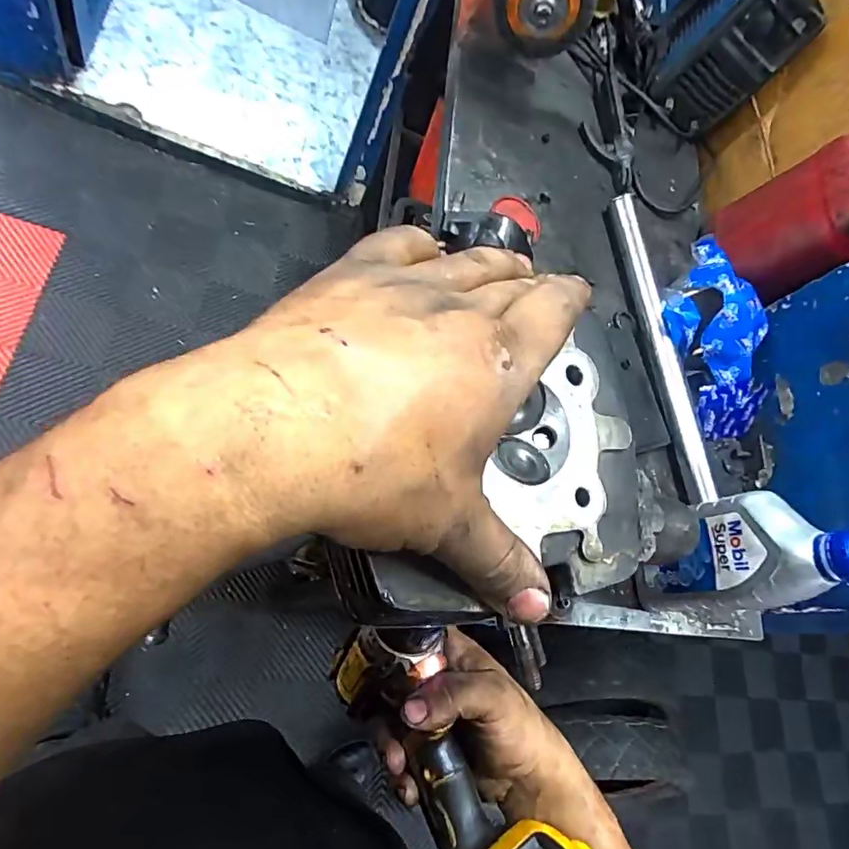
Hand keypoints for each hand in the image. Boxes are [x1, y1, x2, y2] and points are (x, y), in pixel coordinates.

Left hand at [131, 226, 589, 620]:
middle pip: (511, 279)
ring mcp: (404, 288)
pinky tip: (423, 251)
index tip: (577, 293)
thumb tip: (537, 604)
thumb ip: (498, 559)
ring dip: (489, 260)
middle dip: (532, 281)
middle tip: (539, 285)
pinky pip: (399, 245)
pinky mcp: (351, 276)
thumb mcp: (447, 523)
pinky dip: (420, 245)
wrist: (271, 431)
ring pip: (464, 259)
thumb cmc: (372, 471)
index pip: (552, 311)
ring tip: (500, 264)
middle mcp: (460, 312)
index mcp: (498, 362)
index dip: (571, 298)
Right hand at [375, 629, 594, 820]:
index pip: (411, 642)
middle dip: (385, 717)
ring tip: (401, 768)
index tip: (382, 688)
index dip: (390, 662)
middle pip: (390, 685)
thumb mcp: (495, 699)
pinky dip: (397, 769)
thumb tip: (413, 707)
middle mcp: (437, 678)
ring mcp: (429, 711)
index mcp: (455, 654)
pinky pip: (398, 750)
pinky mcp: (425, 743)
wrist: (527, 781)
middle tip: (394, 743)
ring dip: (389, 746)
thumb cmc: (523, 729)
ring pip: (390, 721)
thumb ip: (457, 694)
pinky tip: (408, 783)